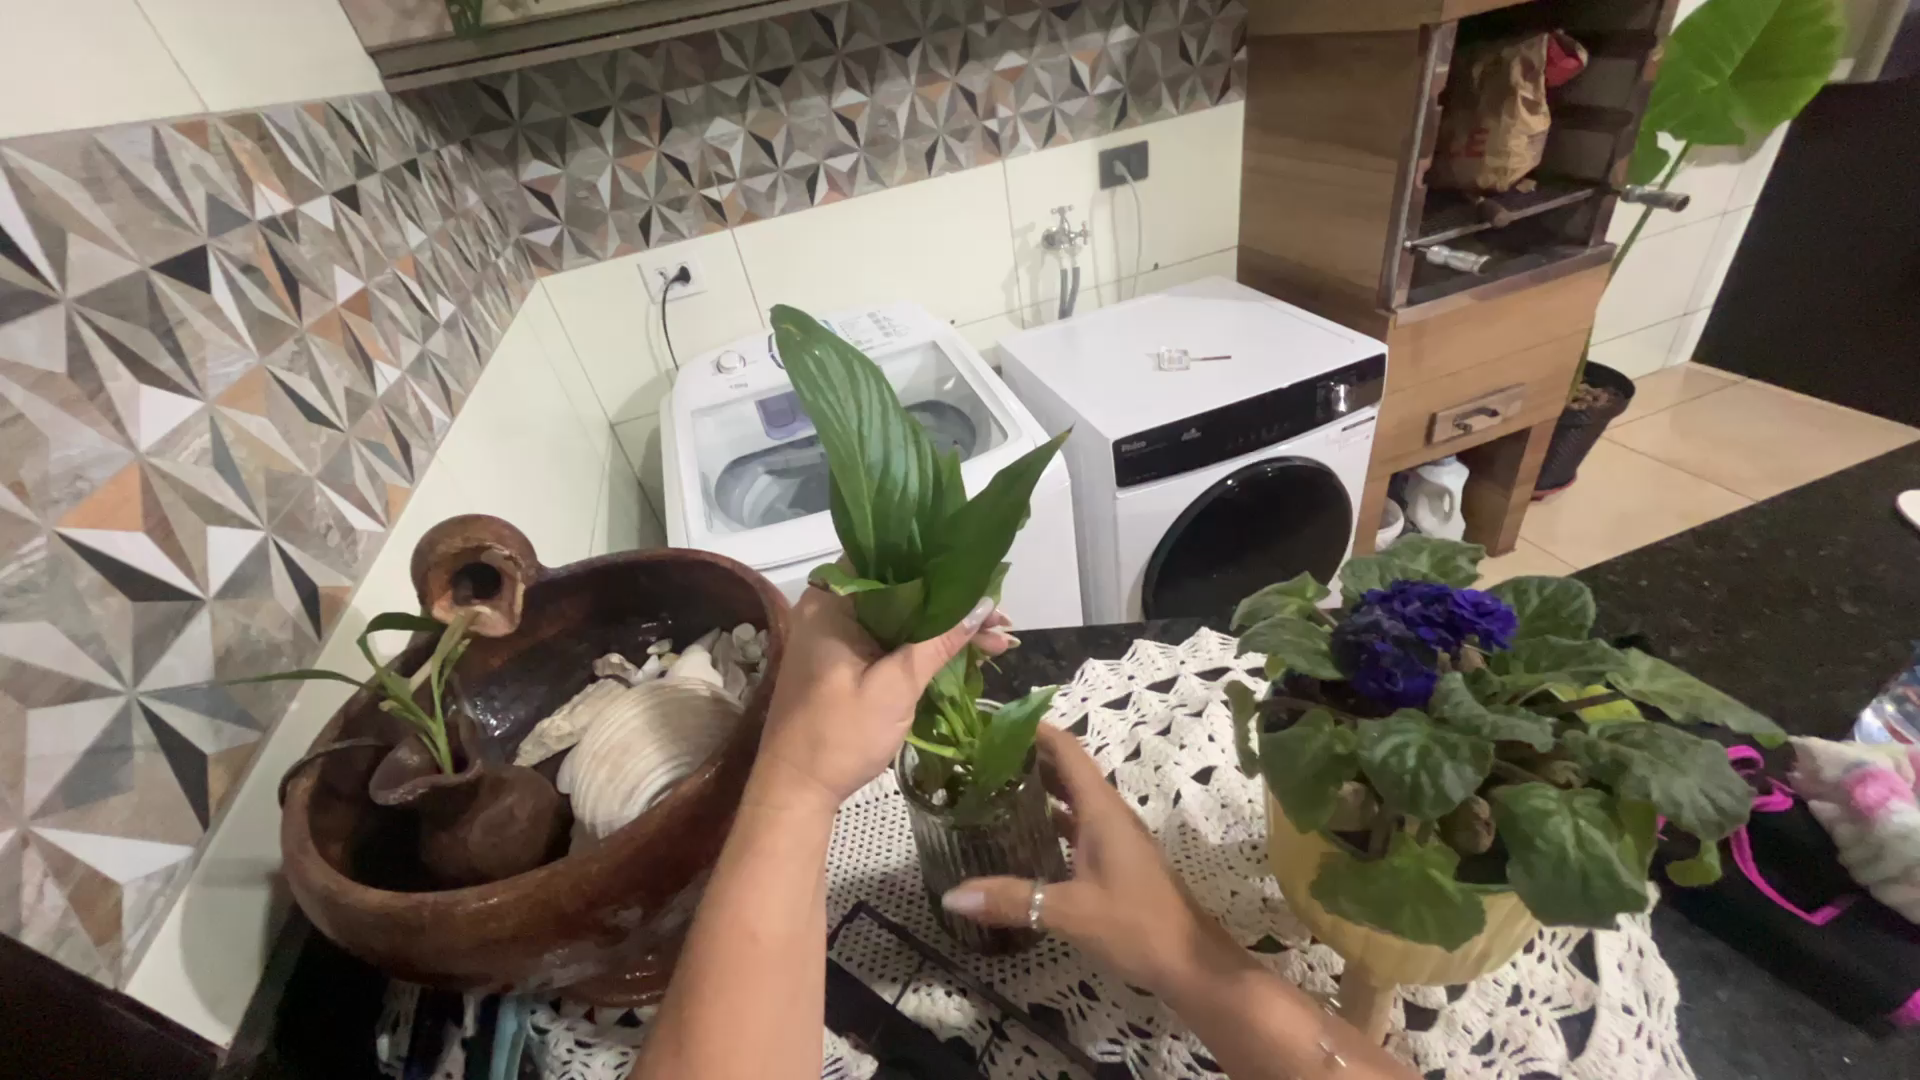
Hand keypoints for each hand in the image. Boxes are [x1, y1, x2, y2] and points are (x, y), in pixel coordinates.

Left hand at [755, 588, 1014, 810]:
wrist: (796, 792)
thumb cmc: (839, 735)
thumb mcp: (896, 685)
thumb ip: (939, 640)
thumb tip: (984, 603)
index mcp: (832, 602)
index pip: (887, 558)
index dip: (936, 563)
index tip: (980, 575)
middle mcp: (832, 609)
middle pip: (901, 590)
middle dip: (952, 604)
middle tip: (1000, 617)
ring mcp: (839, 635)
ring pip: (902, 617)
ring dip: (944, 627)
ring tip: (997, 639)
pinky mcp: (847, 660)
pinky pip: (893, 639)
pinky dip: (925, 645)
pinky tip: (965, 652)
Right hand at [940, 725, 1246, 993]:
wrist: (1192, 964)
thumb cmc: (1137, 924)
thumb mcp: (1070, 911)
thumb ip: (1012, 900)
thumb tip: (952, 895)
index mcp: (1101, 809)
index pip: (1066, 750)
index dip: (1034, 729)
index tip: (995, 723)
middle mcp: (1107, 813)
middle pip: (1066, 768)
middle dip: (1028, 756)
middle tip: (981, 756)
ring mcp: (1113, 836)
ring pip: (1072, 797)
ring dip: (1039, 786)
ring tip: (993, 786)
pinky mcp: (1114, 858)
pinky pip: (1077, 824)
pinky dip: (1051, 818)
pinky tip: (1024, 834)